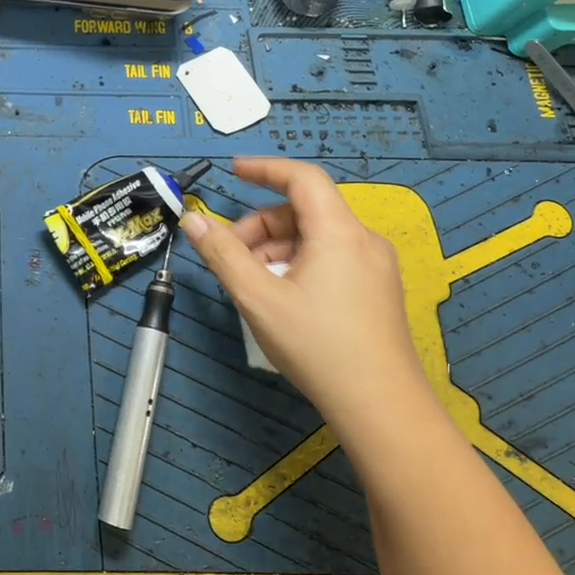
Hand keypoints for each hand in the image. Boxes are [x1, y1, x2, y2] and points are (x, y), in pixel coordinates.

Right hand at [178, 157, 428, 430]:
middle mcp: (364, 240)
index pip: (302, 178)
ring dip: (276, 250)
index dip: (265, 169)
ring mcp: (375, 267)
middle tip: (230, 256)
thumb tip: (193, 220)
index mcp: (339, 232)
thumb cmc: (317, 345)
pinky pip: (331, 259)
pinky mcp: (377, 291)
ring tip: (252, 285)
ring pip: (315, 238)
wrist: (380, 406)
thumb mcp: (257, 297)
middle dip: (261, 226)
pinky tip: (281, 299)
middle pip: (304, 211)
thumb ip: (222, 254)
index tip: (232, 171)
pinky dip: (297, 265)